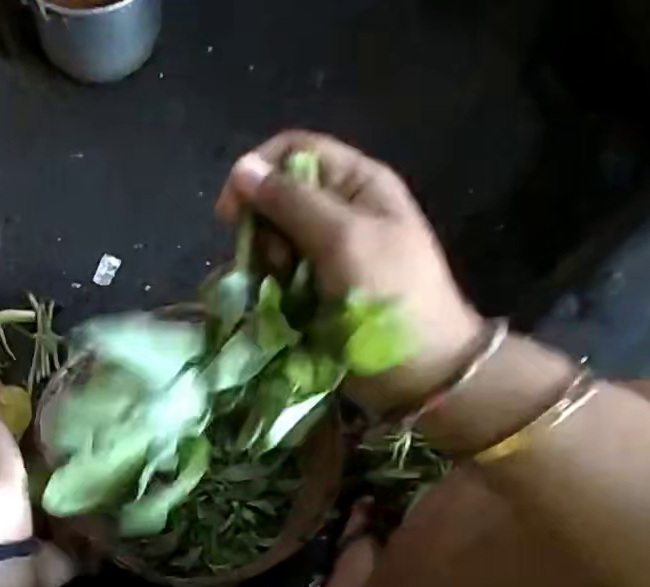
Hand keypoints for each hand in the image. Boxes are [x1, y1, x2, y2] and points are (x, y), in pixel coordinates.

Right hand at [217, 131, 484, 414]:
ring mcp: (328, 257)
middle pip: (278, 201)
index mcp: (356, 184)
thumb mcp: (344, 239)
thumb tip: (241, 170)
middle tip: (274, 265)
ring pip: (275, 244)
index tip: (231, 214)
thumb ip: (292, 203)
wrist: (419, 371)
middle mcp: (340, 213)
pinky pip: (280, 280)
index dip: (258, 174)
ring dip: (267, 266)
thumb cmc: (390, 296)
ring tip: (281, 293)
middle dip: (264, 230)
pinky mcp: (318, 294)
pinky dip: (272, 292)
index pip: (294, 153)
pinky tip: (276, 309)